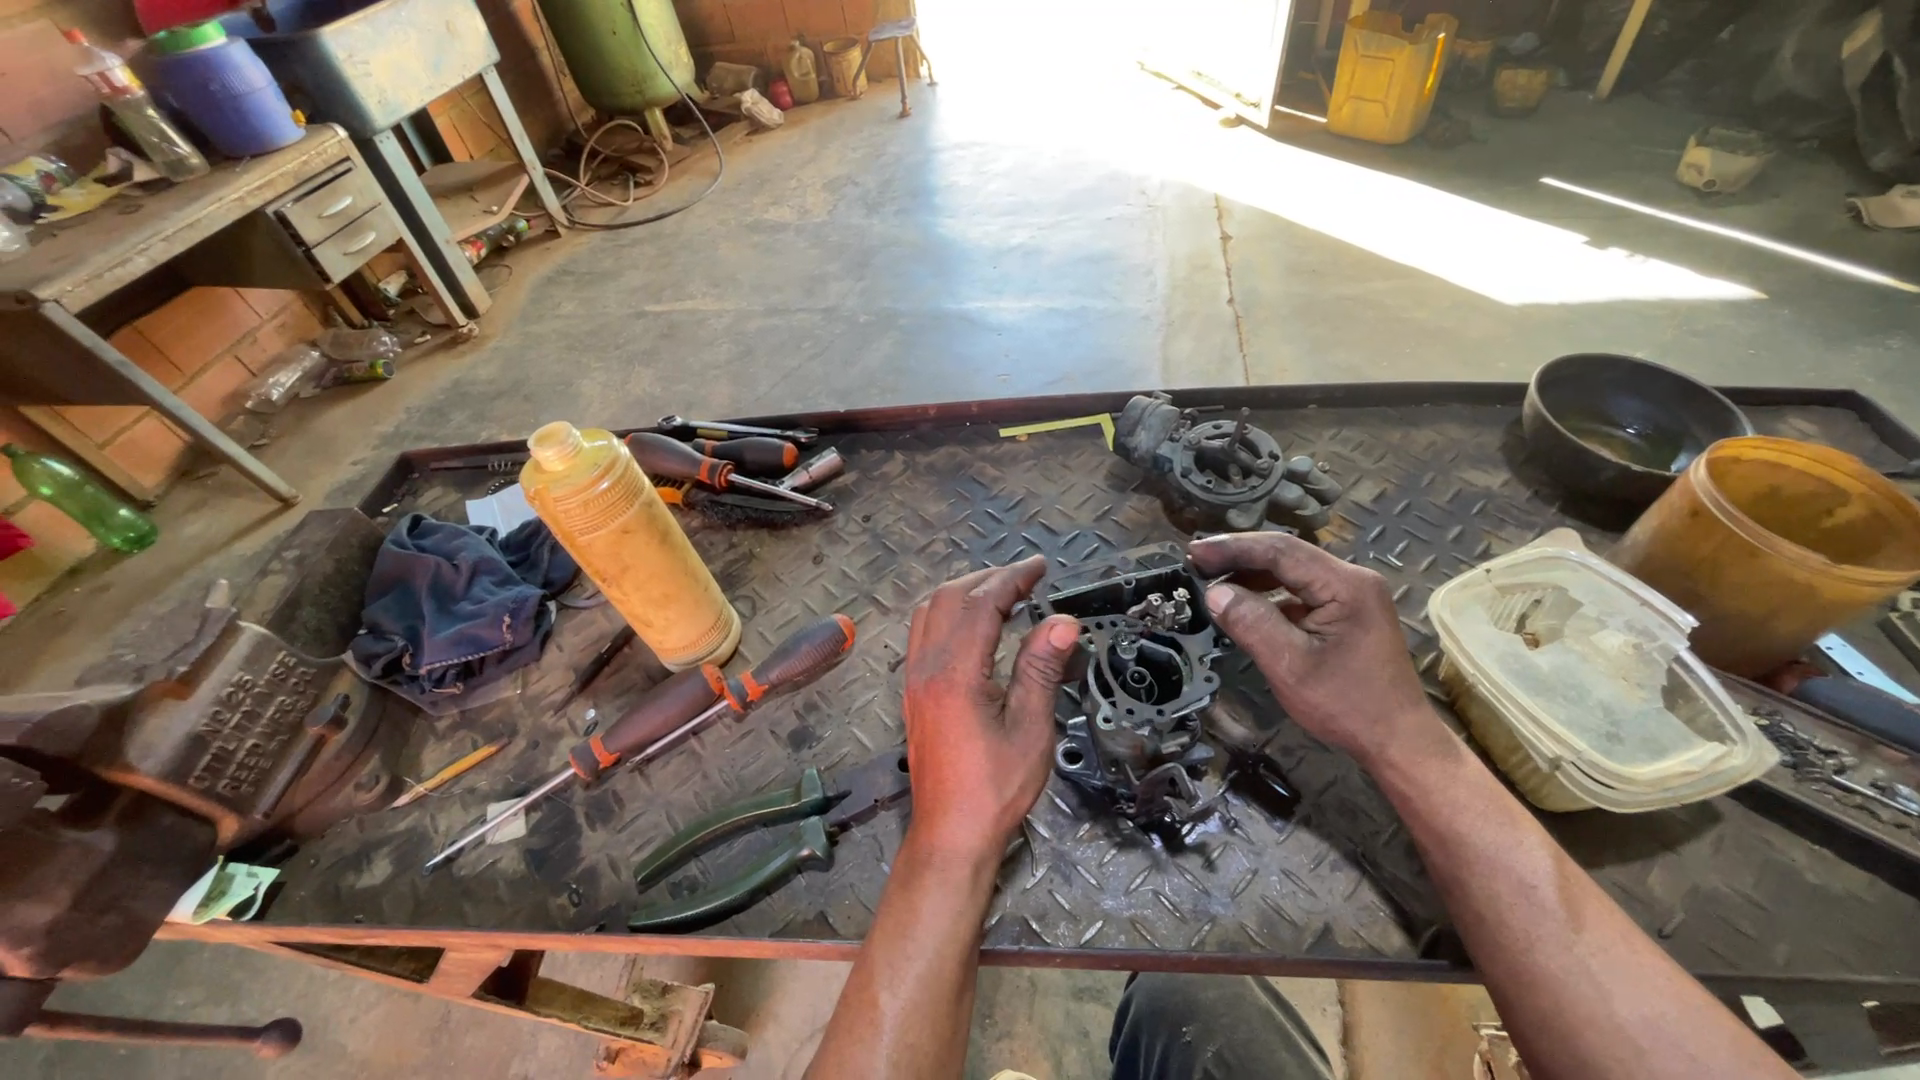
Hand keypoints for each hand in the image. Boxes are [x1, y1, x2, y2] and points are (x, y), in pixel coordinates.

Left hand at [902, 556, 1080, 862]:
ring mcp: (913, 680)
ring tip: (1001, 594)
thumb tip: (1062, 622)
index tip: (1039, 568)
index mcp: (955, 673)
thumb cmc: (994, 789)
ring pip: (930, 612)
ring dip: (964, 592)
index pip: (982, 604)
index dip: (1012, 578)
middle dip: (988, 578)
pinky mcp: (912, 694)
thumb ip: (1041, 669)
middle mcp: (925, 668)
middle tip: (1025, 578)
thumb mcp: (1029, 730)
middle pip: (950, 598)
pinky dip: (948, 613)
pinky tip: (973, 626)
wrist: (950, 833)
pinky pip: (923, 633)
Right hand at [1188, 533, 1442, 769]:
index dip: (1233, 548)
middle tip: (1196, 563)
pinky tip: (1244, 606)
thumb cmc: (1348, 705)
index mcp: (1345, 585)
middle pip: (1287, 556)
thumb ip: (1251, 623)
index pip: (1281, 550)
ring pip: (1293, 573)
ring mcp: (1353, 597)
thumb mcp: (1290, 665)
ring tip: (1213, 581)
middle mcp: (1352, 580)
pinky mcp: (1347, 614)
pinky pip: (1301, 593)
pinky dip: (1269, 595)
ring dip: (1252, 575)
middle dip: (1239, 557)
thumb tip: (1215, 594)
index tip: (1194, 553)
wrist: (1397, 740)